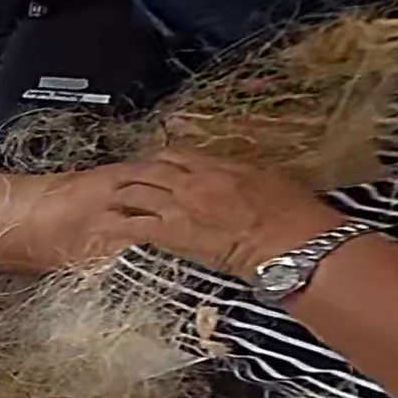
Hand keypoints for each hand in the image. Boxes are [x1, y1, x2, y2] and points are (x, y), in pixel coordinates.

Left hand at [104, 149, 344, 279]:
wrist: (291, 242)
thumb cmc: (291, 214)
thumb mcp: (265, 179)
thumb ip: (231, 173)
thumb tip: (215, 173)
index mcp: (219, 167)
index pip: (174, 155)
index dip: (155, 161)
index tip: (146, 168)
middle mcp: (194, 182)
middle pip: (146, 171)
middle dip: (128, 176)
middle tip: (118, 184)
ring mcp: (178, 206)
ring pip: (132, 194)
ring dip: (118, 200)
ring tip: (110, 205)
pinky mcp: (168, 231)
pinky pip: (131, 225)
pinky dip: (115, 226)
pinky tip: (105, 229)